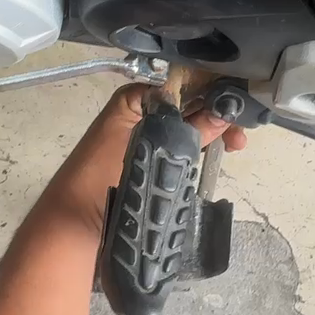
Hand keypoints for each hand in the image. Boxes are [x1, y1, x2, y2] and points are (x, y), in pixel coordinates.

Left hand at [37, 85, 245, 233]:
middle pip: (186, 108)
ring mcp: (142, 143)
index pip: (180, 86)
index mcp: (133, 101)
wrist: (75, 228)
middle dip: (215, 118)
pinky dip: (196, 155)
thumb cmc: (102, 179)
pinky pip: (177, 153)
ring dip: (210, 137)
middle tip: (239, 139)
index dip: (210, 95)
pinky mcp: (145, 167)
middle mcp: (138, 116)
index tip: (234, 111)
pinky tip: (215, 159)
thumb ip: (189, 130)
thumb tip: (224, 111)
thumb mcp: (151, 150)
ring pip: (184, 131)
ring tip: (235, 147)